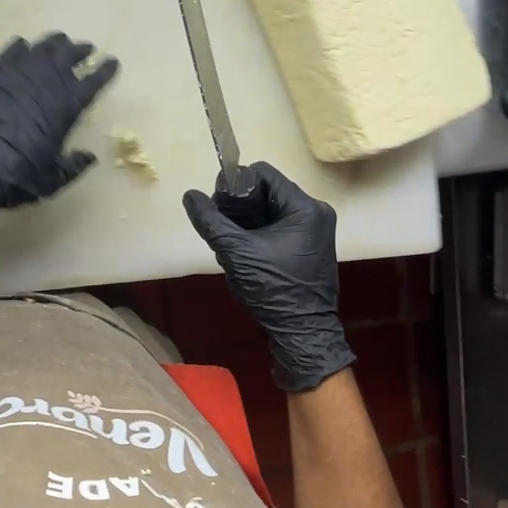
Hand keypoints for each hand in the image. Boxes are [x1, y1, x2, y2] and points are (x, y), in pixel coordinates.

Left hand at [0, 33, 118, 225]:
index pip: (95, 80)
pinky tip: (24, 46)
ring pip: (43, 46)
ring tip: (60, 42)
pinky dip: (21, 46)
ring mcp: (19, 73)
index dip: (106, 70)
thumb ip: (73, 166)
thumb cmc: (17, 175)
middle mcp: (47, 82)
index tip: (112, 62)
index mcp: (68, 106)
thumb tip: (89, 157)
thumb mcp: (52, 180)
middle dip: (81, 50)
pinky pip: (12, 50)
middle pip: (70, 55)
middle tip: (86, 49)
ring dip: (55, 43)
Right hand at [183, 162, 354, 391]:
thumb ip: (212, 221)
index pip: (264, 174)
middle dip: (241, 207)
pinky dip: (261, 233)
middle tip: (223, 227)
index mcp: (305, 207)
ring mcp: (316, 231)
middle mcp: (316, 213)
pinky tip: (247, 253)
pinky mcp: (311, 247)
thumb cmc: (273, 289)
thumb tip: (190, 195)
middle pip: (267, 191)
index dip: (237, 183)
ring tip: (232, 244)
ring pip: (271, 210)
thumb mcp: (236, 252)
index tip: (220, 204)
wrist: (302, 333)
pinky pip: (280, 226)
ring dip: (249, 222)